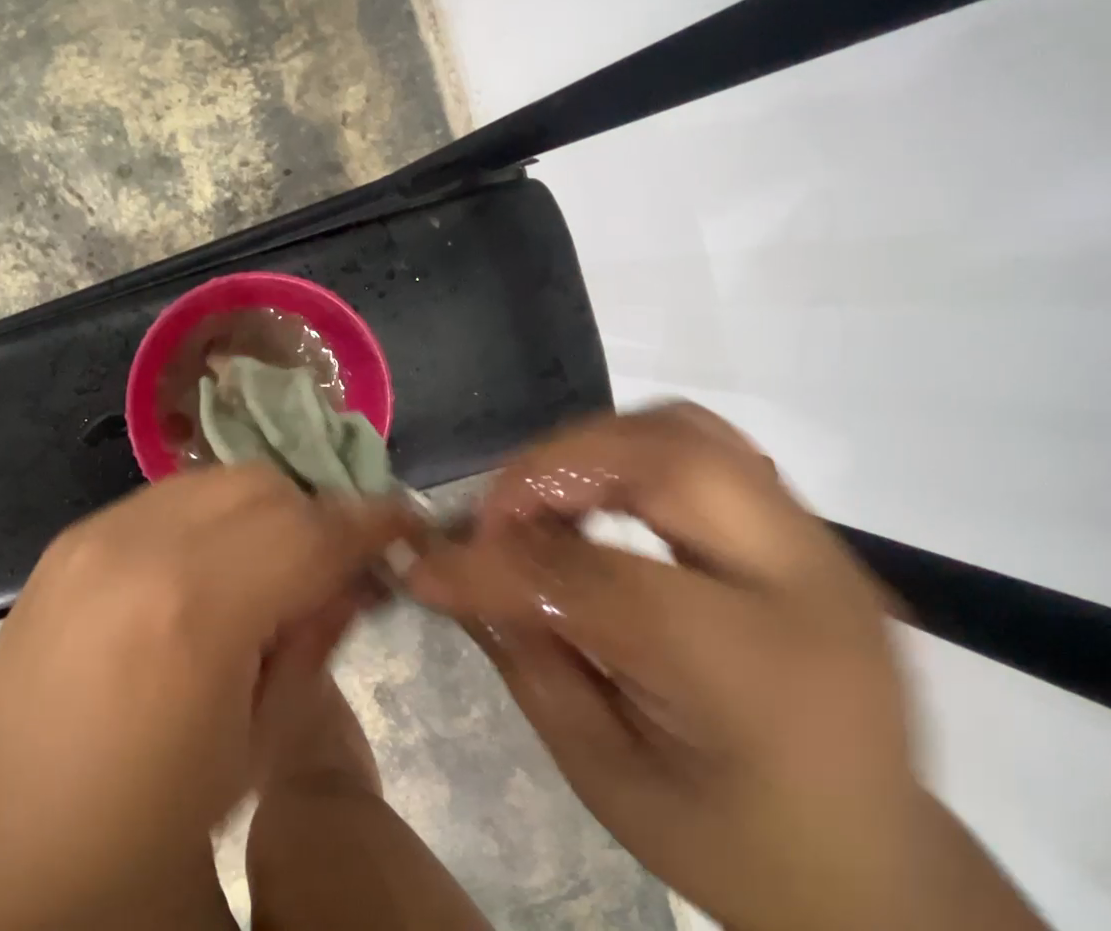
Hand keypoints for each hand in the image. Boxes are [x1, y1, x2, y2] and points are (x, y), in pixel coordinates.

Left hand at [0, 466, 411, 918]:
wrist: (2, 829)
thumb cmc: (139, 820)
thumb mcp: (254, 752)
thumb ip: (310, 650)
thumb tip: (346, 583)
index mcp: (199, 609)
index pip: (315, 530)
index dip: (373, 524)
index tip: (406, 530)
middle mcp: (143, 545)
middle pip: (264, 485)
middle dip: (314, 517)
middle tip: (328, 575)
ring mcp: (96, 534)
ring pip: (213, 480)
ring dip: (259, 514)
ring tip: (265, 576)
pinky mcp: (67, 539)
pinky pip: (163, 501)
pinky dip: (205, 521)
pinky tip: (203, 578)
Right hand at [407, 404, 1046, 930]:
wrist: (873, 865)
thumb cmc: (728, 840)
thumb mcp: (604, 773)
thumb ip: (528, 658)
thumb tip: (452, 571)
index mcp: (756, 674)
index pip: (600, 579)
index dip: (494, 563)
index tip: (425, 566)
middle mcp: (808, 587)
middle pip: (666, 460)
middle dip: (548, 470)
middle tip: (489, 521)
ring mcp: (824, 549)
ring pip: (689, 433)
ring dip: (587, 453)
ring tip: (533, 508)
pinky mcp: (812, 536)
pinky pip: (708, 451)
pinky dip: (627, 459)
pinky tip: (590, 507)